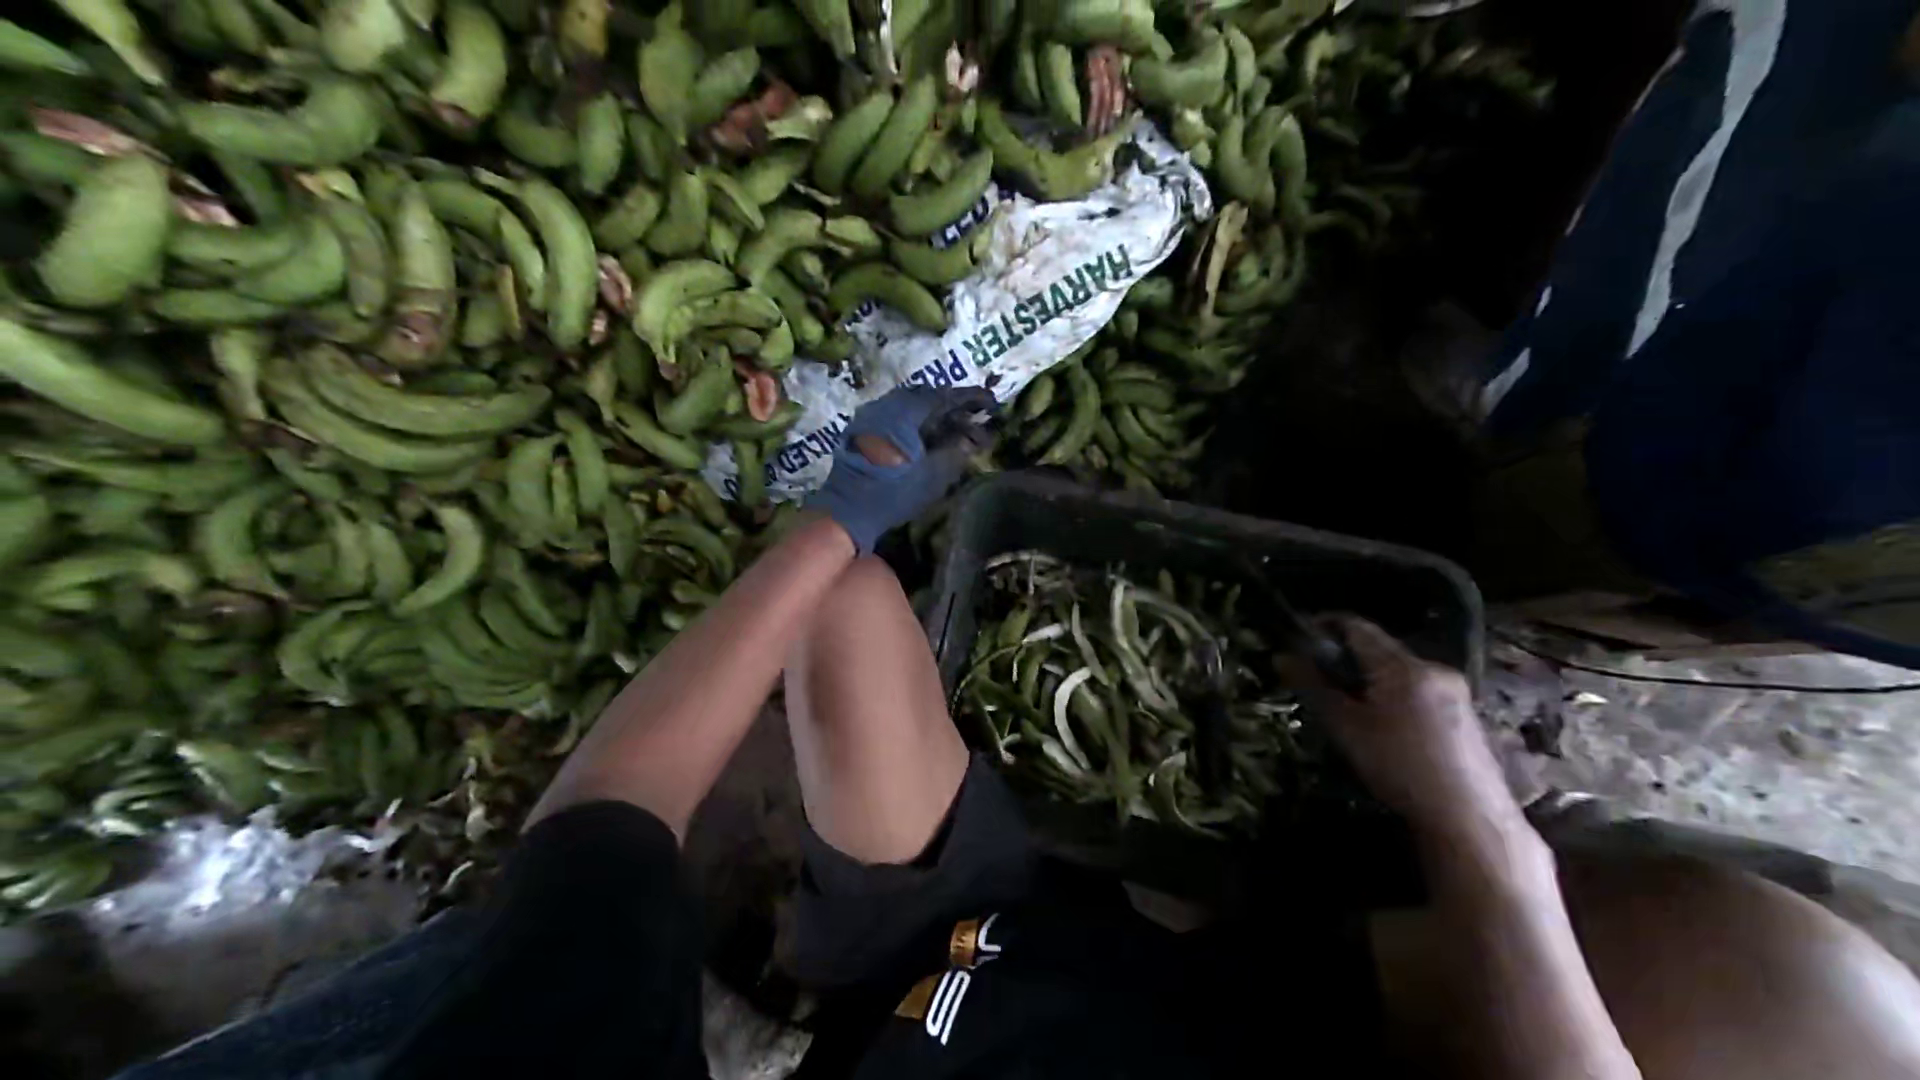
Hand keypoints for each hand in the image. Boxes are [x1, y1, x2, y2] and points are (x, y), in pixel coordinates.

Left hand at [806, 384, 995, 553]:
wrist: (847, 512)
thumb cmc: (893, 493)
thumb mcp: (933, 475)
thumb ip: (957, 450)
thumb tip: (974, 437)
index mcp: (903, 411)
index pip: (943, 395)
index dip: (970, 398)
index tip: (990, 402)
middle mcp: (885, 405)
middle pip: (925, 396)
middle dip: (952, 404)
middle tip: (974, 414)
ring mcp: (870, 416)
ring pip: (909, 405)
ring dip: (933, 413)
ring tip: (954, 425)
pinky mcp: (862, 430)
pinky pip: (896, 416)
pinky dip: (916, 421)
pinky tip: (927, 435)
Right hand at [1279, 617, 1516, 837]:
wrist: (1471, 820)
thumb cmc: (1399, 769)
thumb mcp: (1346, 728)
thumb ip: (1313, 686)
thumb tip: (1281, 656)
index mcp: (1403, 667)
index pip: (1356, 627)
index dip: (1323, 625)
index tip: (1296, 639)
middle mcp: (1433, 667)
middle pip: (1378, 648)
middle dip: (1344, 658)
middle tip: (1316, 681)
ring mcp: (1454, 689)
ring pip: (1397, 669)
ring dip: (1367, 678)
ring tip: (1346, 707)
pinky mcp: (1464, 711)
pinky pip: (1416, 688)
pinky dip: (1391, 694)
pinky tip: (1382, 726)